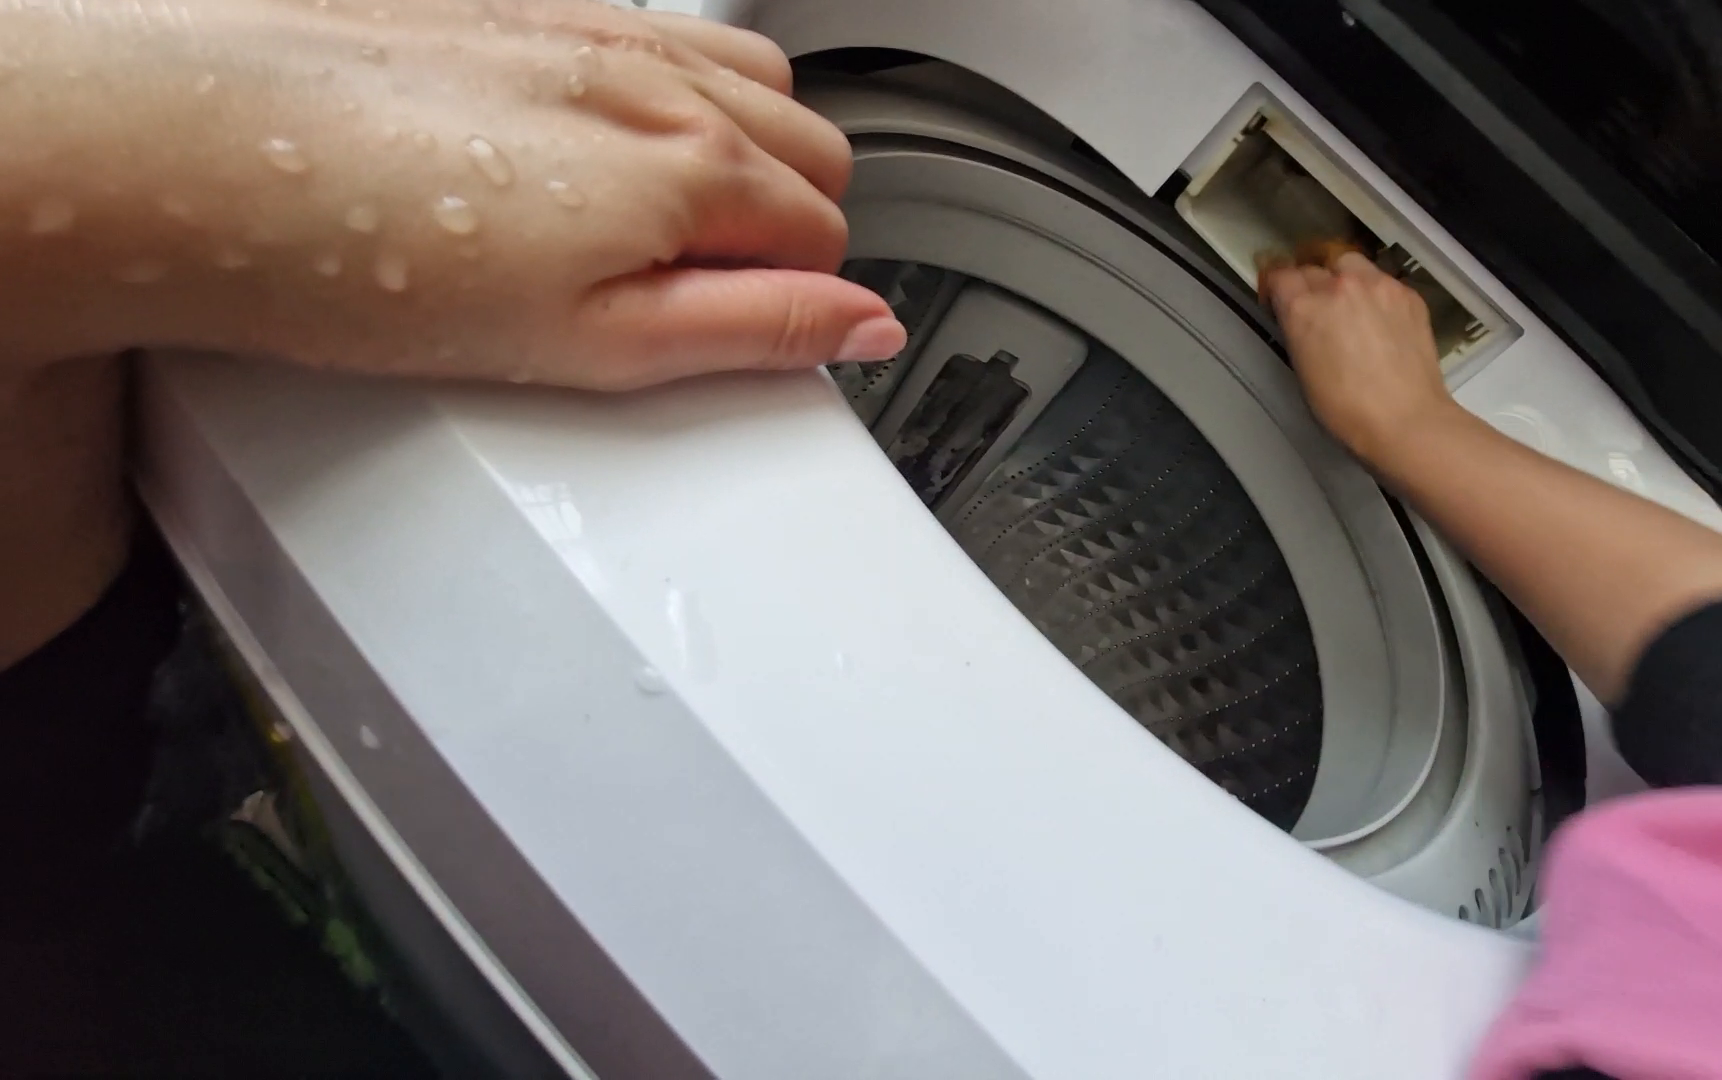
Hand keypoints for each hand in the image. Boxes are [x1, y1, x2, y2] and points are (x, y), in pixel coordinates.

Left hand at [1, 0, 905, 387]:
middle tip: (719, 282)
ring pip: (759, 85)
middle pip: (813, 152)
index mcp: (692, 167)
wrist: (179, 159)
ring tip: (683, 216)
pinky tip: (629, 141)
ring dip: (757, 153)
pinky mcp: (530, 7)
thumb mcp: (612, 343)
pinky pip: (673, 34)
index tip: (756, 325)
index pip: (826, 237)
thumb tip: (866, 327)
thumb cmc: (385, 264)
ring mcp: (595, 28)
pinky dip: (691, 94)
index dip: (806, 294)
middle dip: (796, 224)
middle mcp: (659, 79)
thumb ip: (761, 327)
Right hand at [1262, 250, 1458, 465]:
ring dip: (1342, 278)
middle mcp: (1340, 286)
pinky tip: (1377, 320)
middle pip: (1314, 267)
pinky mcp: (1408, 294)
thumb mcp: (1302, 367)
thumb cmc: (1343, 407)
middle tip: (1313, 309)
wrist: (1402, 417)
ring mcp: (1378, 286)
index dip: (1276, 287)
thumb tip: (1298, 316)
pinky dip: (1373, 292)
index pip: (1280, 276)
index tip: (1277, 299)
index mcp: (1304, 308)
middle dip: (1309, 284)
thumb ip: (1297, 329)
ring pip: (1350, 264)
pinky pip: (1382, 280)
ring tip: (1347, 306)